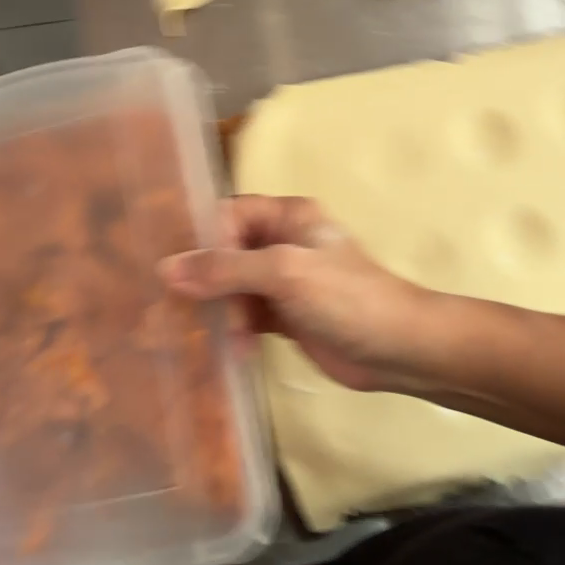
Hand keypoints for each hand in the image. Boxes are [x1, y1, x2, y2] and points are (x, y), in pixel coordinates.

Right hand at [159, 195, 436, 391]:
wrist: (399, 349)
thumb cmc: (346, 298)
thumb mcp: (284, 273)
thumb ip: (225, 269)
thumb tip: (165, 269)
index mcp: (286, 216)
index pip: (229, 215)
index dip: (206, 241)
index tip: (186, 275)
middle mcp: (281, 241)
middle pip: (226, 252)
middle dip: (207, 281)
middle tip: (188, 312)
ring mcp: (283, 280)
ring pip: (233, 286)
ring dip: (220, 310)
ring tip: (217, 337)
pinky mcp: (285, 315)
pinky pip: (245, 315)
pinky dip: (233, 329)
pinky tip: (226, 349)